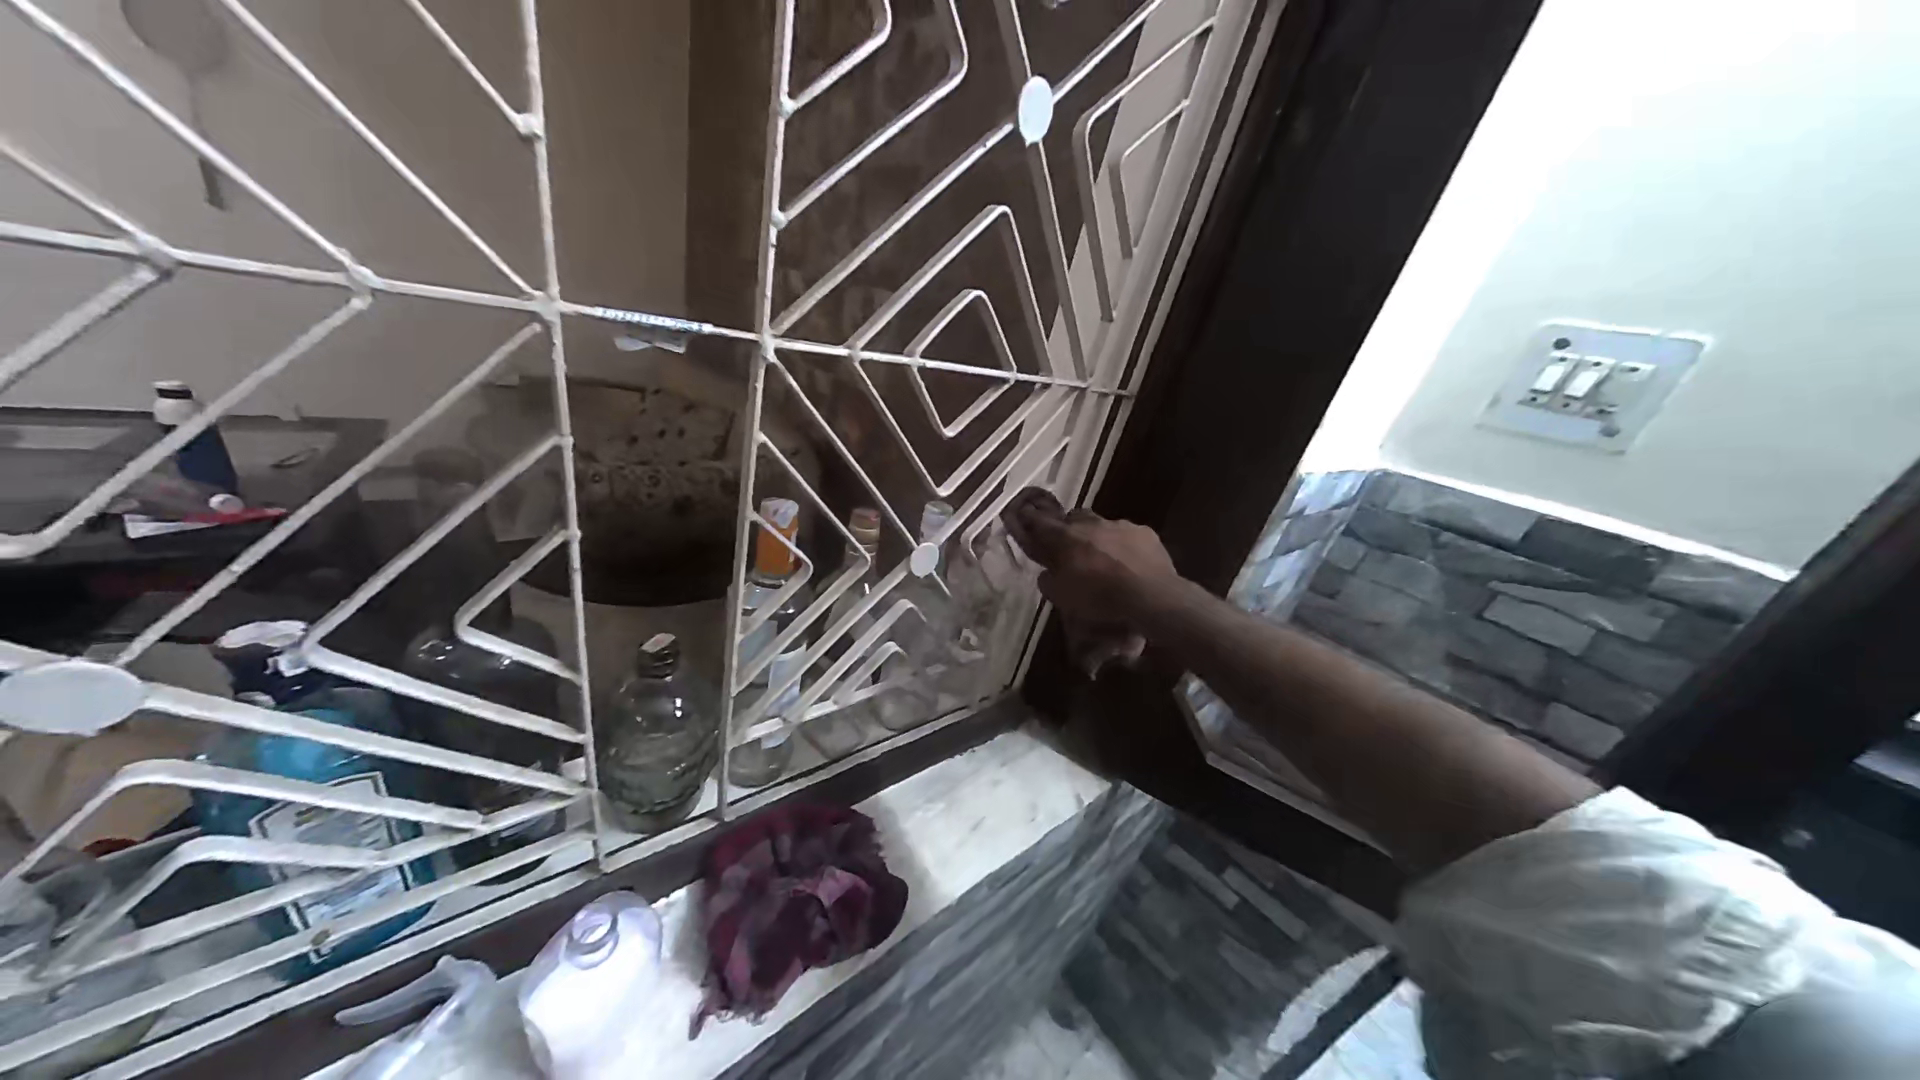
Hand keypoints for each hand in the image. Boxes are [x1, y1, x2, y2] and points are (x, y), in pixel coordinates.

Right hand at [1002, 488, 1176, 674]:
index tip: (1025, 518)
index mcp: (1066, 537)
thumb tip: (1048, 573)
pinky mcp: (1145, 533)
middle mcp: (1092, 524)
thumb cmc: (1100, 599)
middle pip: (1074, 518)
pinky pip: (1129, 535)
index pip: (1040, 522)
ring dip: (1100, 538)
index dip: (1031, 520)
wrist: (1151, 597)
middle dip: (1070, 530)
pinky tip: (1131, 565)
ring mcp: (1121, 525)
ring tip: (1106, 561)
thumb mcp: (1063, 598)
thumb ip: (1050, 582)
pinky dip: (1125, 546)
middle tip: (1072, 550)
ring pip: (1103, 525)